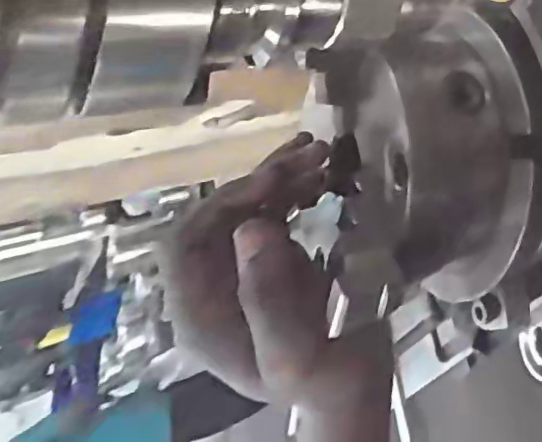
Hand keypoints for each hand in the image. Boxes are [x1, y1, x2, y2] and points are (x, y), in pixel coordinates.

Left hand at [161, 135, 389, 440]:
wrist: (353, 389)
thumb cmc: (324, 378)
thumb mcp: (295, 350)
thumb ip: (267, 296)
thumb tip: (250, 226)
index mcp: (201, 313)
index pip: (188, 240)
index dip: (226, 201)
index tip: (277, 178)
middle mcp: (215, 287)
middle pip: (221, 215)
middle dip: (264, 177)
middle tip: (314, 151)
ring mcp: (245, 273)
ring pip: (250, 207)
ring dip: (284, 175)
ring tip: (323, 151)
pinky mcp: (276, 263)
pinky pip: (276, 213)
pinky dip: (299, 188)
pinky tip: (325, 175)